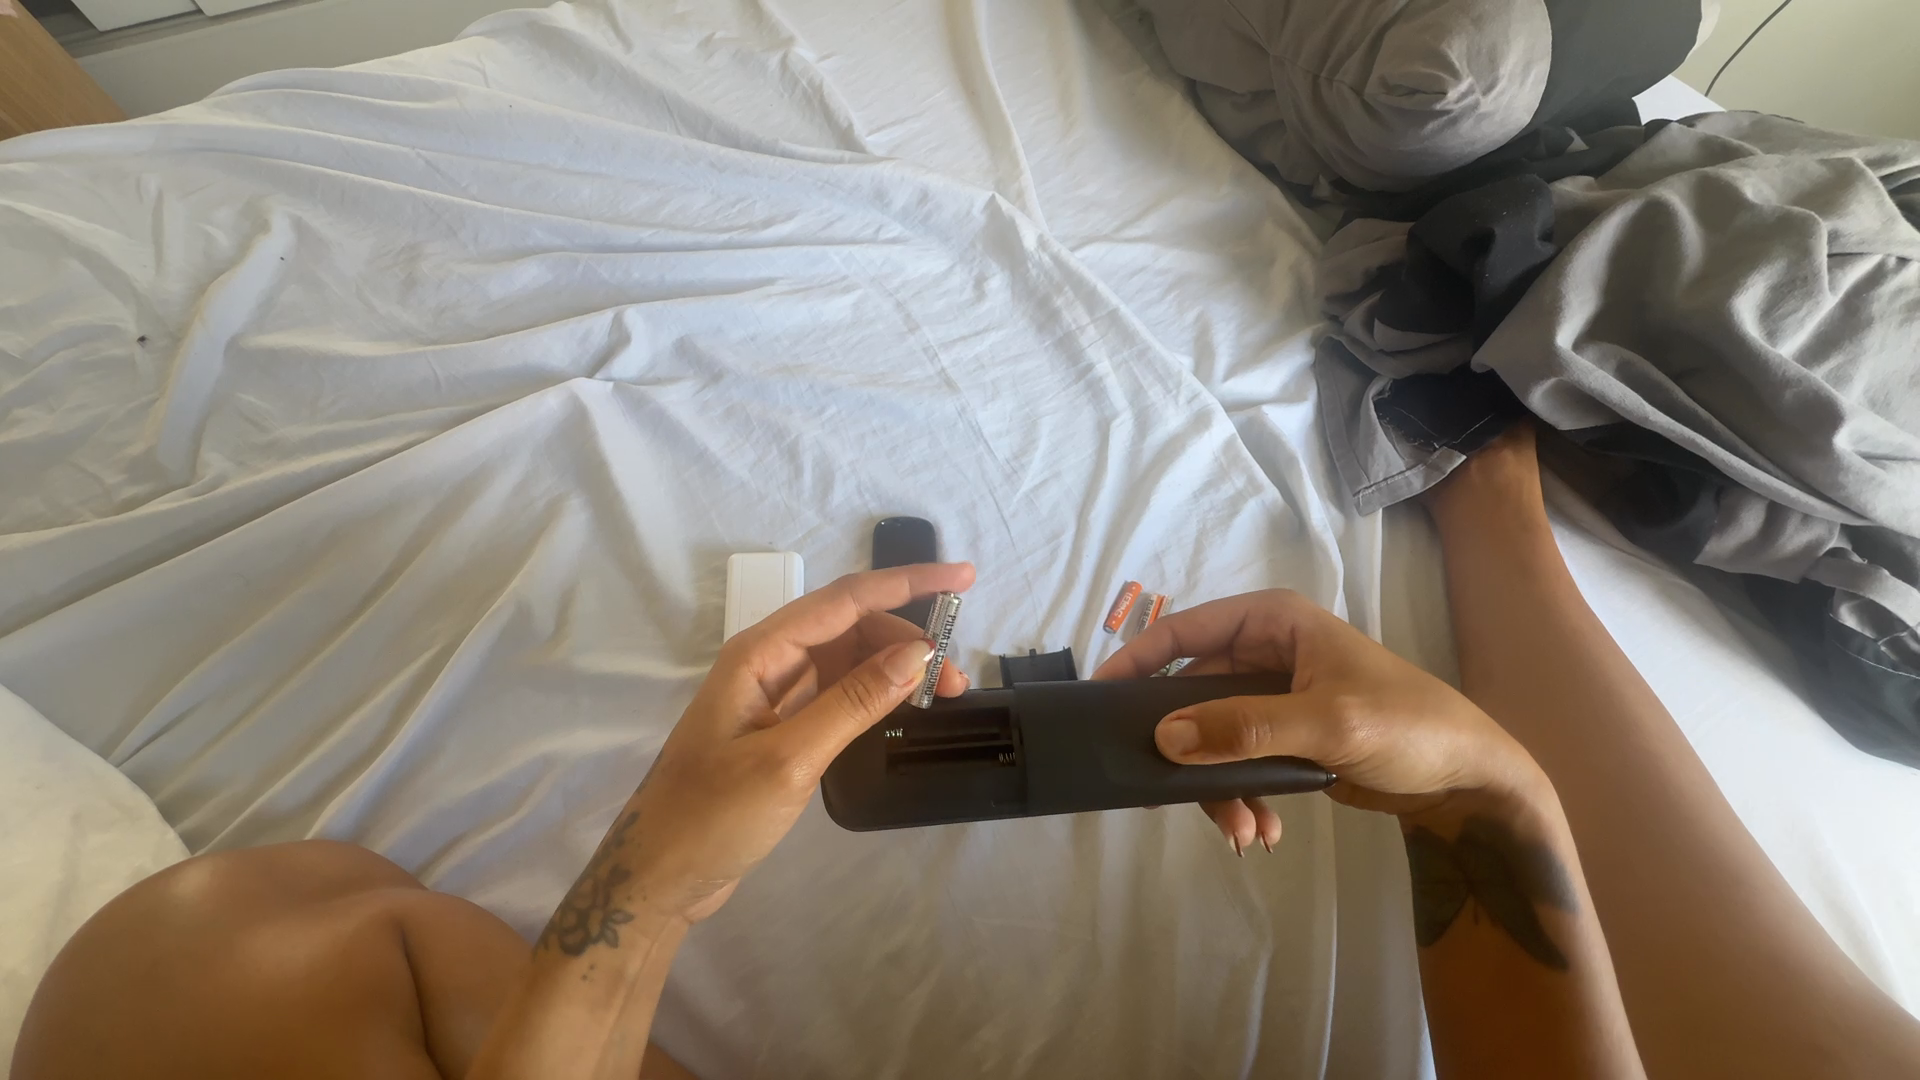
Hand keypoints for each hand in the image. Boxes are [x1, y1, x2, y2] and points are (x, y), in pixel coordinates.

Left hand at [622, 563, 974, 923]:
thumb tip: (917, 654)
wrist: (660, 877)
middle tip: (955, 677)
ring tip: (942, 693)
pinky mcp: (785, 722)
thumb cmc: (712, 816)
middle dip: (908, 638)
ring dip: (896, 665)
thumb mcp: (789, 759)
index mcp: (761, 652)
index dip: (908, 583)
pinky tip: (902, 703)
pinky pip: (840, 688)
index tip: (962, 577)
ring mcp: (777, 691)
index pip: (846, 599)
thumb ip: (854, 702)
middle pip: (851, 624)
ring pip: (849, 656)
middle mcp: (770, 659)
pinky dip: (876, 690)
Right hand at [1094, 590, 1543, 852]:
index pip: (1183, 631)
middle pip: (1191, 693)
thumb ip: (1244, 726)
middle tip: (1173, 791)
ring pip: (1209, 733)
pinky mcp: (1277, 733)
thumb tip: (1164, 738)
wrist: (1472, 782)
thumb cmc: (1409, 726)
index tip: (1099, 696)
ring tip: (1241, 832)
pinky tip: (1260, 830)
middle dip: (1188, 748)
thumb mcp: (1328, 722)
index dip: (1137, 659)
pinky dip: (1238, 794)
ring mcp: (1268, 695)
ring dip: (1216, 784)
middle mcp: (1261, 651)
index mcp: (1270, 621)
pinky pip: (1233, 758)